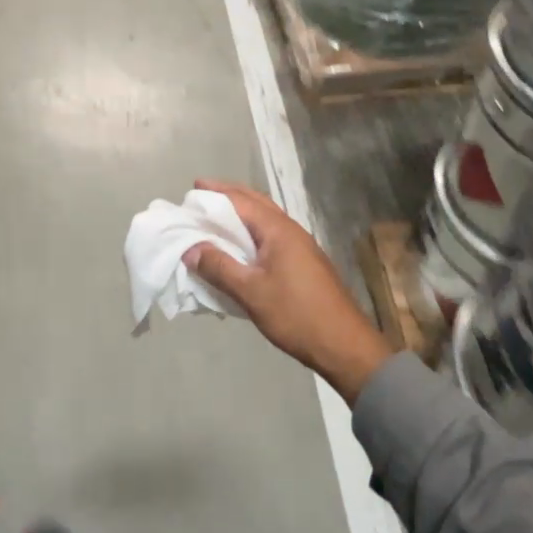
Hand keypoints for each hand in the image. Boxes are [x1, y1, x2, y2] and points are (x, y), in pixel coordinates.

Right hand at [186, 180, 396, 403]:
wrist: (342, 343)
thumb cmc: (295, 314)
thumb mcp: (251, 292)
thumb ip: (219, 267)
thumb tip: (190, 248)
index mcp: (279, 230)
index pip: (242, 202)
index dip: (216, 194)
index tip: (192, 189)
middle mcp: (291, 230)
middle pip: (256, 203)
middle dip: (229, 196)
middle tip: (202, 195)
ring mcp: (300, 246)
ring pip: (265, 220)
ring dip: (241, 214)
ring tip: (216, 219)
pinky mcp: (303, 263)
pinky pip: (271, 236)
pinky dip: (251, 233)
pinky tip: (240, 248)